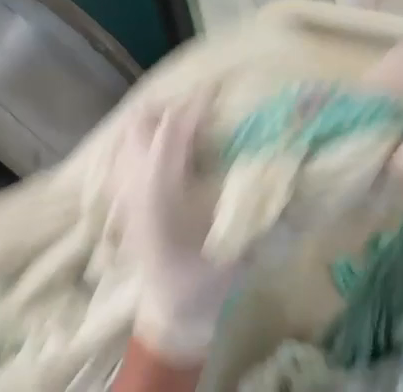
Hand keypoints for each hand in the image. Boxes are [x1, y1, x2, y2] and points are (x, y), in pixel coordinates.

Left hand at [110, 96, 237, 363]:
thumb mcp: (235, 240)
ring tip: (184, 121)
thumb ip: (251, 201)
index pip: (173, 130)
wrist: (173, 315)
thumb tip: (280, 161)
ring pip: (128, 138)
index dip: (195, 105)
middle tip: (201, 105)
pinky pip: (125, 155)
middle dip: (169, 107)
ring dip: (153, 123)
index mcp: (160, 192)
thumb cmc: (206, 280)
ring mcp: (123, 193)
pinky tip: (166, 148)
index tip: (218, 87)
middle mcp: (134, 185)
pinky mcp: (122, 202)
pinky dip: (143, 142)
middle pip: (139, 125)